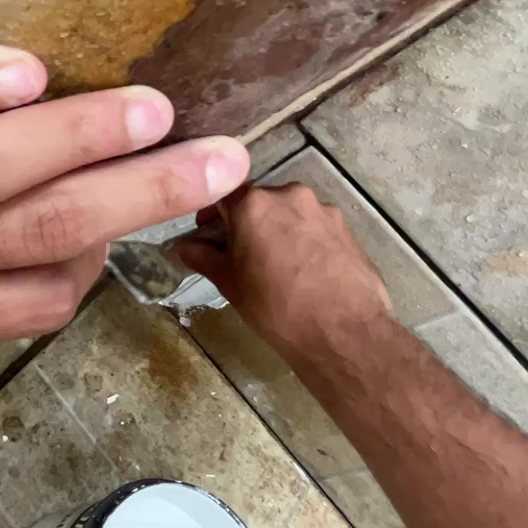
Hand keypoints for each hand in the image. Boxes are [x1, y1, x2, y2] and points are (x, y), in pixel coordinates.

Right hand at [172, 185, 394, 361]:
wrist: (344, 333)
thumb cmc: (275, 306)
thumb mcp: (229, 283)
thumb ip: (202, 257)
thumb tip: (180, 248)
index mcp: (254, 203)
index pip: (223, 194)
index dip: (212, 212)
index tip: (209, 233)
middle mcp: (289, 195)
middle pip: (259, 201)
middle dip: (247, 222)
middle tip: (241, 253)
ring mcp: (323, 210)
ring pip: (289, 213)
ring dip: (278, 229)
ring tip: (278, 264)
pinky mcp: (347, 228)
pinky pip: (315, 226)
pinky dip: (305, 239)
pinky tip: (306, 270)